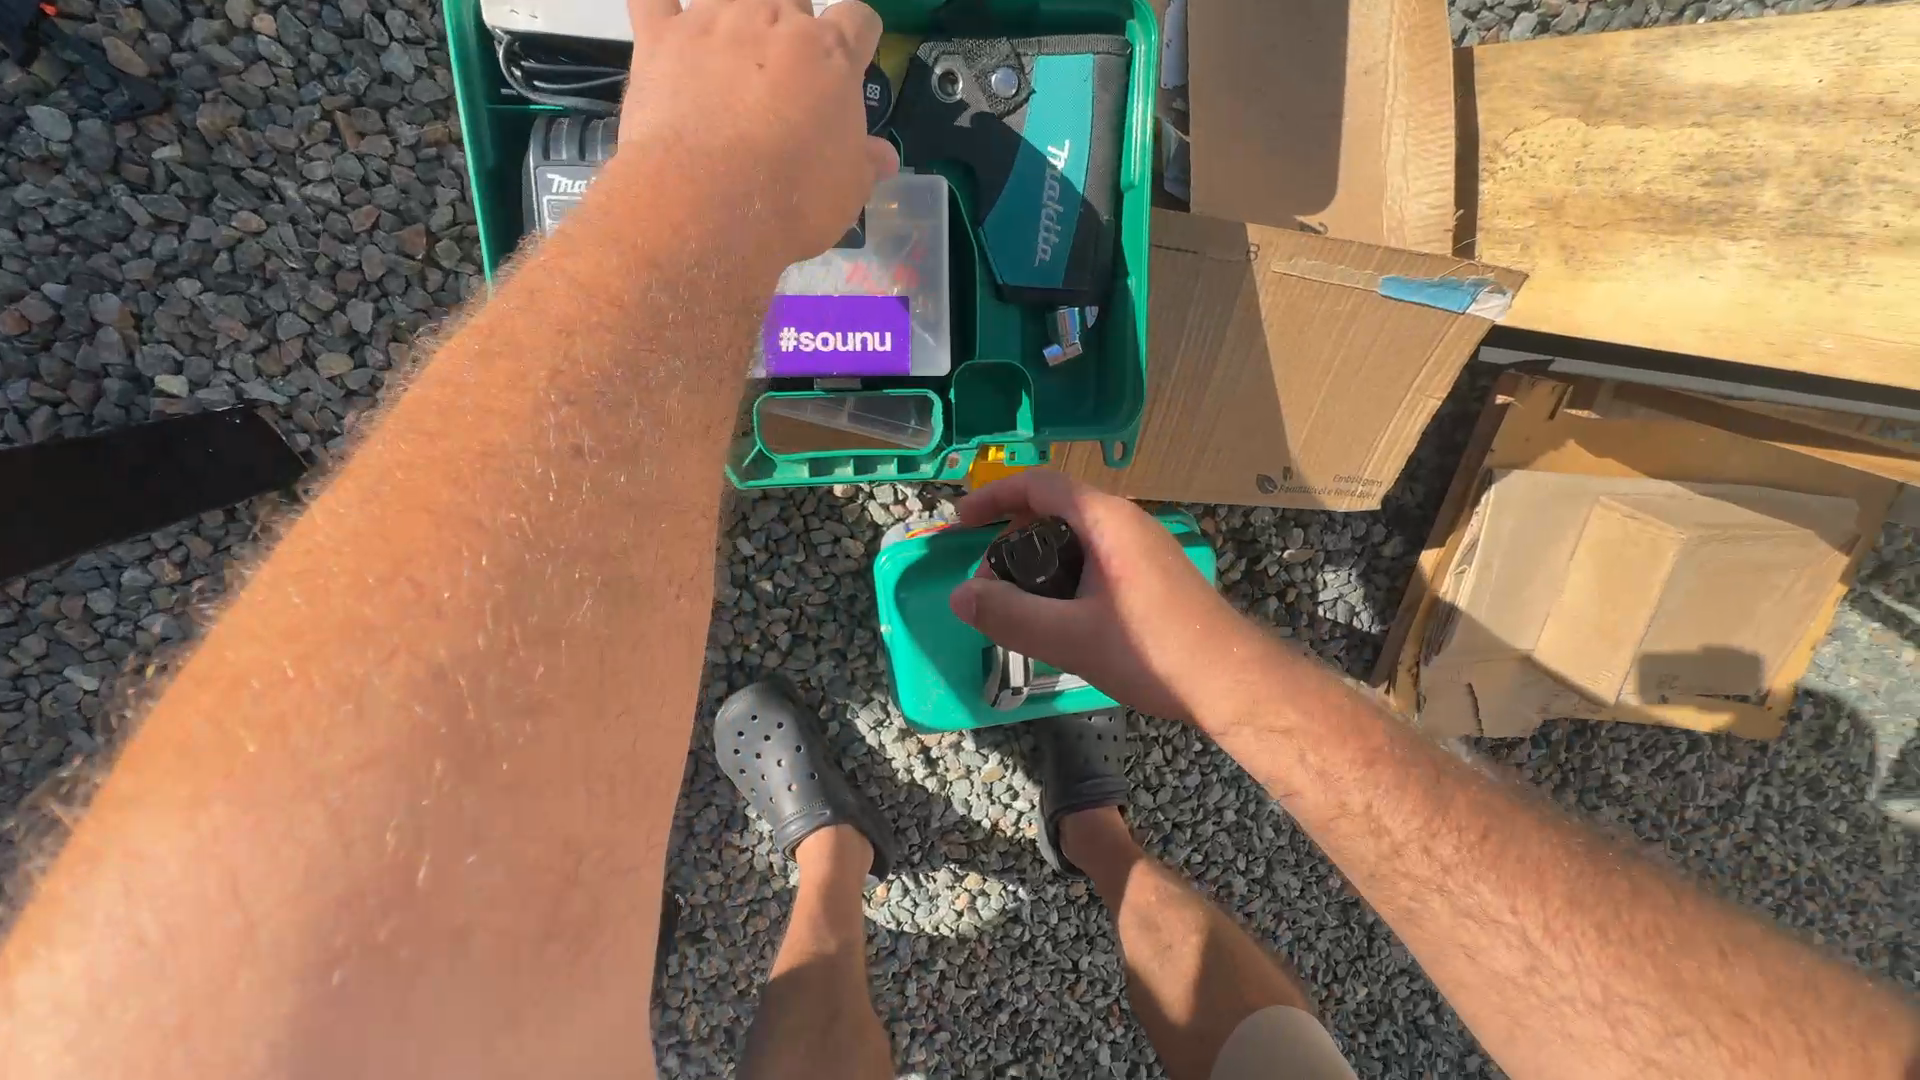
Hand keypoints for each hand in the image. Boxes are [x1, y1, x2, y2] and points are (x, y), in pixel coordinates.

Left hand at [617, 0, 897, 266]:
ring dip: (739, 16)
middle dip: (793, 29)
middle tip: (786, 77)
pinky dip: (661, 4)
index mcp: (831, 57)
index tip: (851, 63)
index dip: (857, 40)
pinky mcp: (660, 38)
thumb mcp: (848, 192)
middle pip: (791, 0)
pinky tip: (667, 20)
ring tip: (734, 57)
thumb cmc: (795, 202)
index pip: (857, 20)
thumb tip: (882, 156)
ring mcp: (713, 21)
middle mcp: (774, 20)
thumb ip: (864, 162)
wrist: (712, 207)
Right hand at [948, 470, 1260, 722]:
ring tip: (1016, 600)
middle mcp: (1127, 521)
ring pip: (1075, 536)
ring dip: (1037, 558)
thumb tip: (960, 597)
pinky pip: (1095, 556)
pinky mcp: (1153, 573)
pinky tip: (1058, 614)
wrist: (1234, 683)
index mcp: (1106, 520)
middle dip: (1010, 536)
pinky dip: (1063, 572)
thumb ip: (1010, 615)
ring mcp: (1144, 546)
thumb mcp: (1070, 638)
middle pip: (1054, 508)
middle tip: (987, 581)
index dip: (993, 496)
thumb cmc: (1153, 653)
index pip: (1038, 484)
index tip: (960, 522)